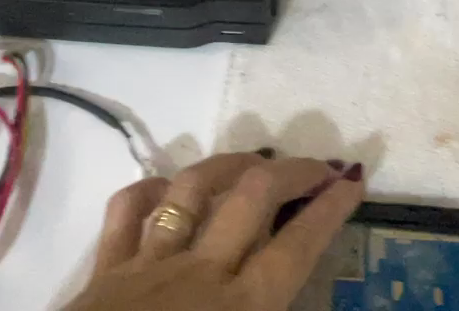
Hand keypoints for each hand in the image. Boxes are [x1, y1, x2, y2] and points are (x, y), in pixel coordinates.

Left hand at [64, 151, 365, 310]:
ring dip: (231, 165)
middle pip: (253, 197)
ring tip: (255, 162)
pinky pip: (126, 210)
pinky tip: (169, 185)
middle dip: (293, 171)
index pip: (297, 246)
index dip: (330, 209)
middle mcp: (200, 274)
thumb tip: (297, 301)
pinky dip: (150, 189)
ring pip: (195, 187)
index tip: (353, 179)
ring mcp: (149, 263)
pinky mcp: (105, 269)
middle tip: (318, 167)